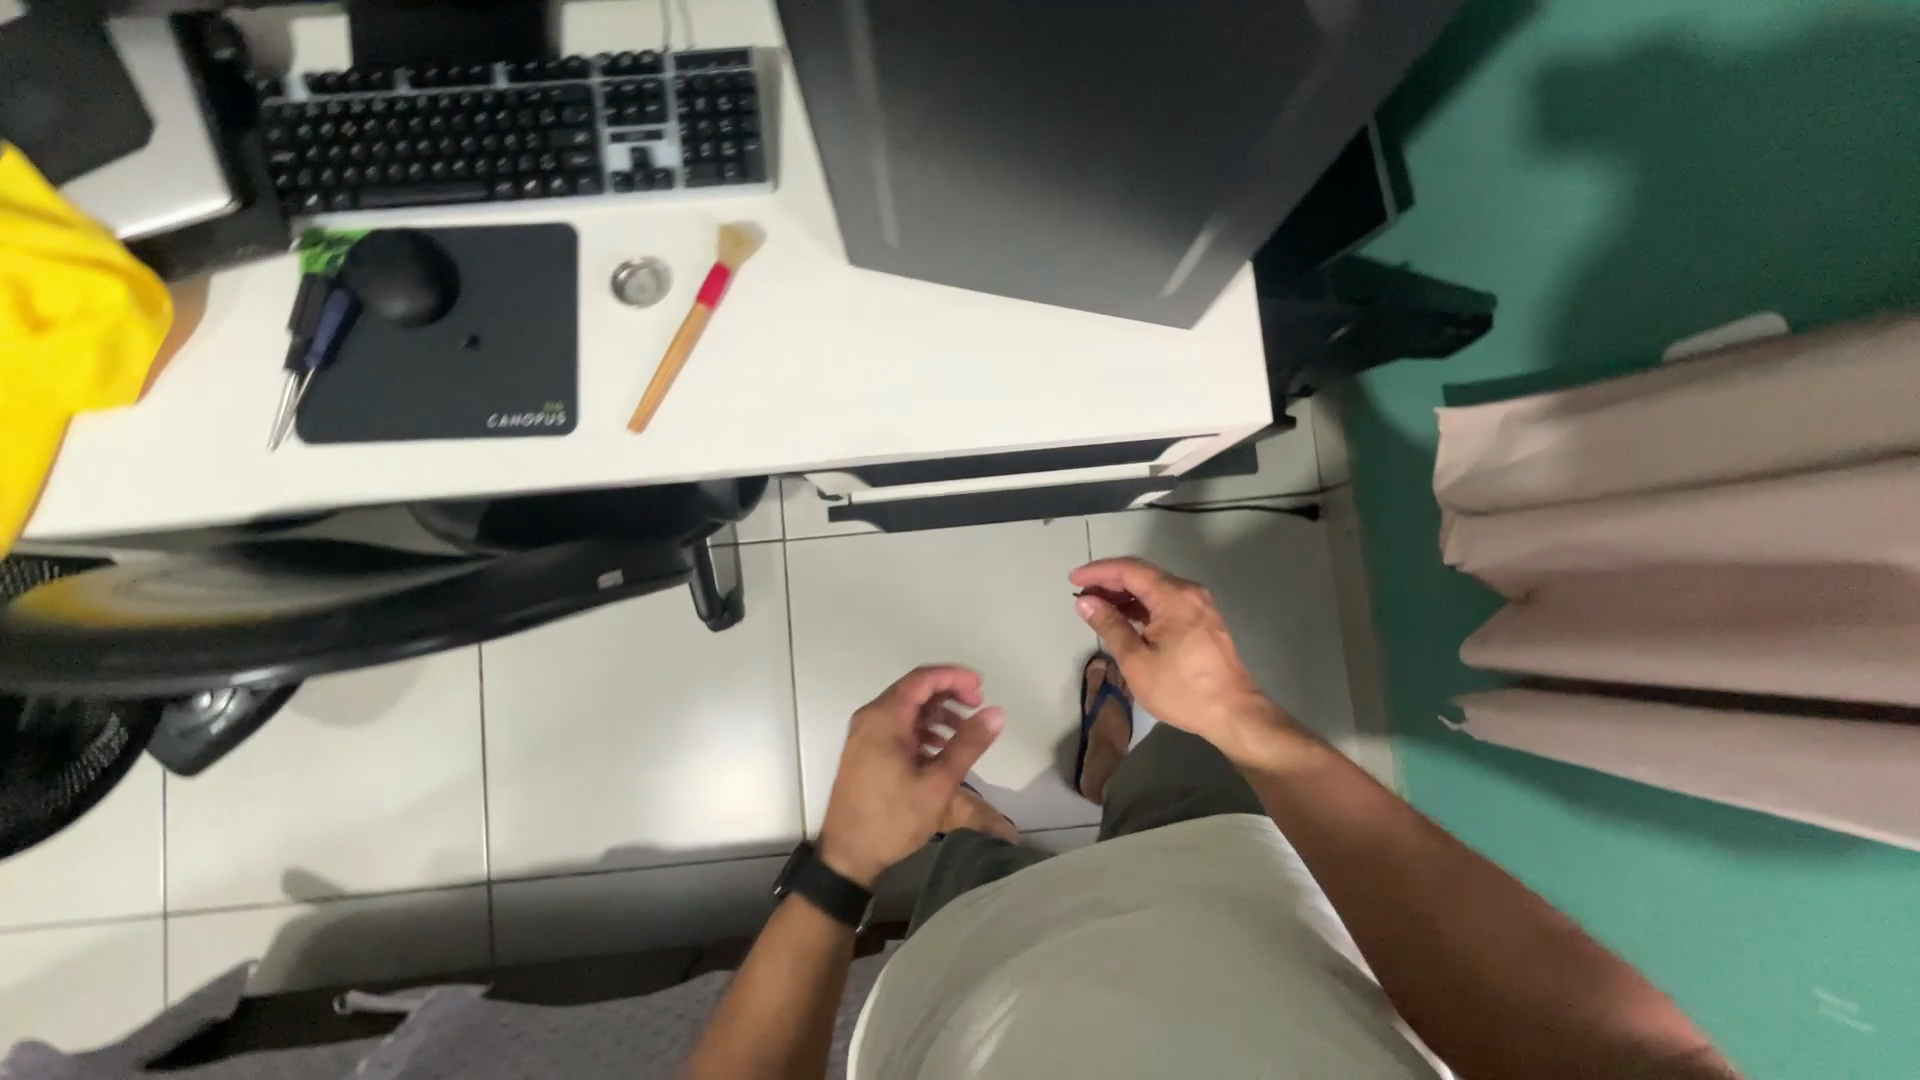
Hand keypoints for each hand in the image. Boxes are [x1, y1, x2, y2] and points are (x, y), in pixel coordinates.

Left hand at [817, 665, 1005, 887]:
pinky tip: (940, 749)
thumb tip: (997, 712)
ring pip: (906, 709)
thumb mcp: (938, 783)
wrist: (847, 855)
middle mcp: (871, 717)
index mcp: (884, 718)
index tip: (981, 687)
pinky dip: (922, 730)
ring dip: (937, 714)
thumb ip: (968, 744)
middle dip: (949, 694)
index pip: (922, 679)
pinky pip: (897, 727)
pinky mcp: (865, 752)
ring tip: (964, 732)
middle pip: (914, 691)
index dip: (954, 677)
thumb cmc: (893, 818)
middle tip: (977, 707)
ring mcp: (865, 735)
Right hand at [1070, 557, 1302, 765]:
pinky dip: (1143, 606)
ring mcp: (1199, 605)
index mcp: (1174, 596)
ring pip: (1155, 588)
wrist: (1232, 712)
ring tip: (1098, 607)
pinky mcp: (1202, 619)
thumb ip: (1110, 625)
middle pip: (1143, 574)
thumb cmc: (1181, 689)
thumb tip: (1085, 601)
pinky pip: (1166, 601)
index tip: (1073, 579)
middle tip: (1082, 595)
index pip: (1129, 570)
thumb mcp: (1137, 660)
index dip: (1098, 571)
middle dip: (1110, 581)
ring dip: (1125, 594)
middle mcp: (1189, 592)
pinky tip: (1125, 618)